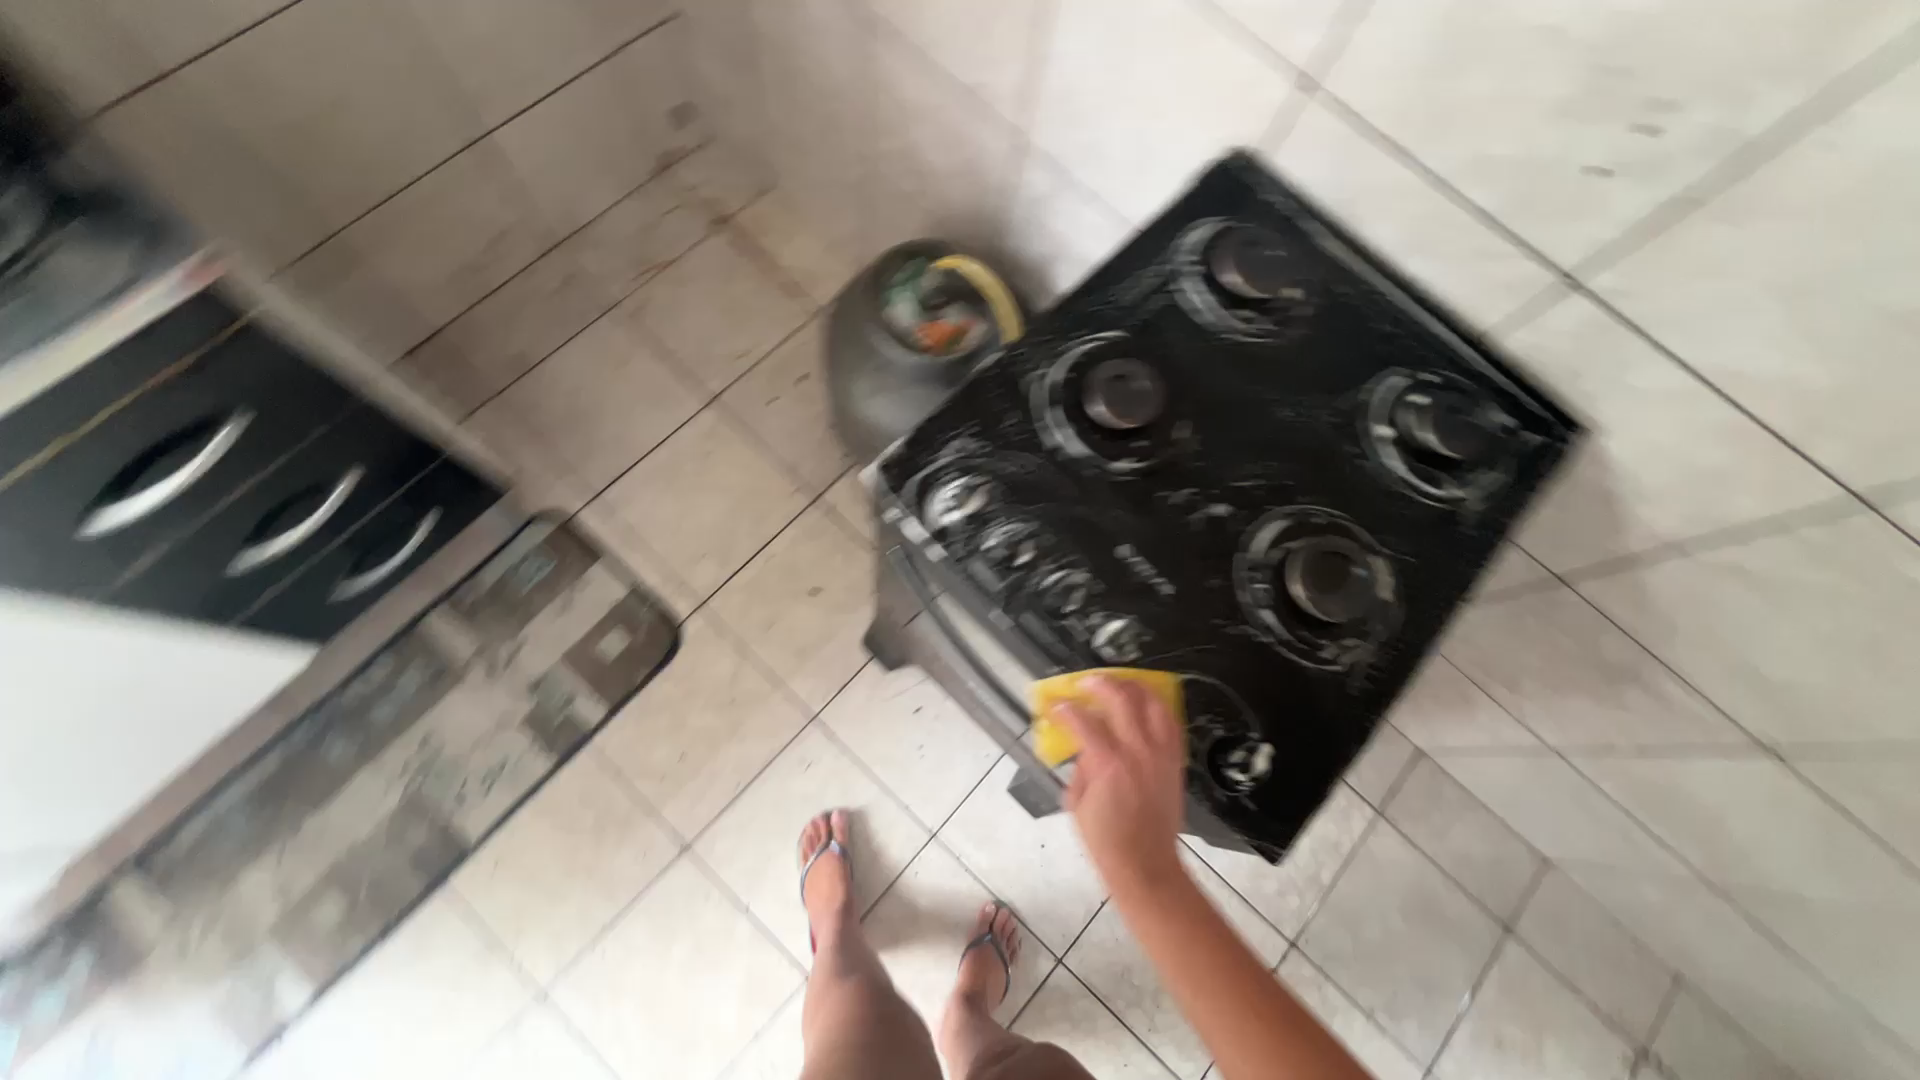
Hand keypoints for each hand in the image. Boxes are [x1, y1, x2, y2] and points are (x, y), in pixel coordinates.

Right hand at [1054, 675, 1187, 898]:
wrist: (1146, 865)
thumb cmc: (1106, 841)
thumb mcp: (1077, 803)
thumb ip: (1081, 768)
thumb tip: (1085, 747)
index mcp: (1108, 764)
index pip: (1083, 721)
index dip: (1065, 709)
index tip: (1055, 705)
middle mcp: (1137, 752)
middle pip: (1121, 699)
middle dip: (1099, 684)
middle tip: (1086, 683)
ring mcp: (1161, 755)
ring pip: (1153, 703)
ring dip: (1134, 687)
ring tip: (1120, 683)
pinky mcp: (1175, 762)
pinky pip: (1172, 724)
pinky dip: (1158, 708)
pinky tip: (1147, 705)